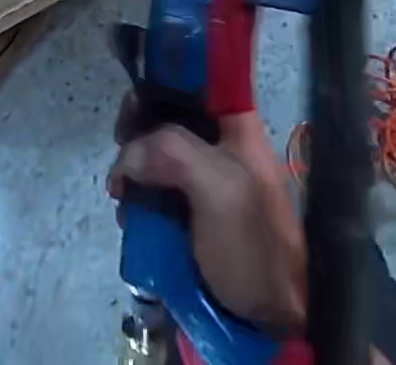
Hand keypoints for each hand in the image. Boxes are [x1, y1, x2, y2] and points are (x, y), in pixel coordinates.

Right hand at [108, 100, 307, 333]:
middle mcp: (217, 140)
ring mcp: (202, 175)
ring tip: (124, 196)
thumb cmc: (254, 246)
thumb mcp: (221, 189)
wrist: (272, 319)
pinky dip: (136, 196)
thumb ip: (173, 153)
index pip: (193, 76)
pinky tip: (131, 215)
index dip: (160, 78)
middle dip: (137, 132)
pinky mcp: (188, 207)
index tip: (133, 105)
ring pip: (153, 150)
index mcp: (234, 122)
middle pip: (164, 112)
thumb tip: (127, 156)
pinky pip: (152, 186)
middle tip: (124, 159)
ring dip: (131, 168)